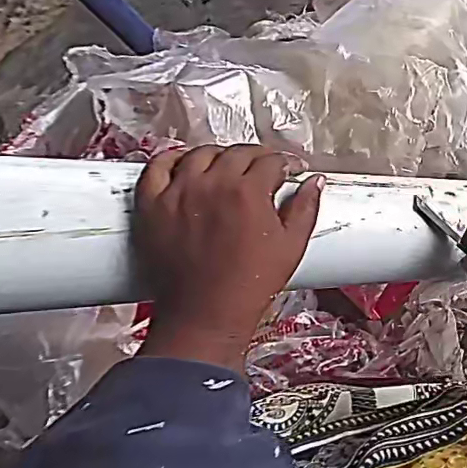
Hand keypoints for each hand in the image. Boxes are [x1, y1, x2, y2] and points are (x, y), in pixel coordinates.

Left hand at [133, 145, 323, 369]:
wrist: (205, 314)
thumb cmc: (249, 285)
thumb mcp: (290, 247)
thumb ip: (305, 209)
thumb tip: (314, 183)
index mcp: (248, 192)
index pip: (271, 161)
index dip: (285, 163)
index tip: (288, 170)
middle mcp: (212, 184)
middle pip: (236, 153)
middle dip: (256, 157)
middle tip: (262, 169)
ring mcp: (178, 192)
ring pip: (199, 154)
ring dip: (218, 156)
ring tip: (226, 167)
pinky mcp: (152, 205)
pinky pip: (158, 167)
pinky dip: (172, 159)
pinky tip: (184, 164)